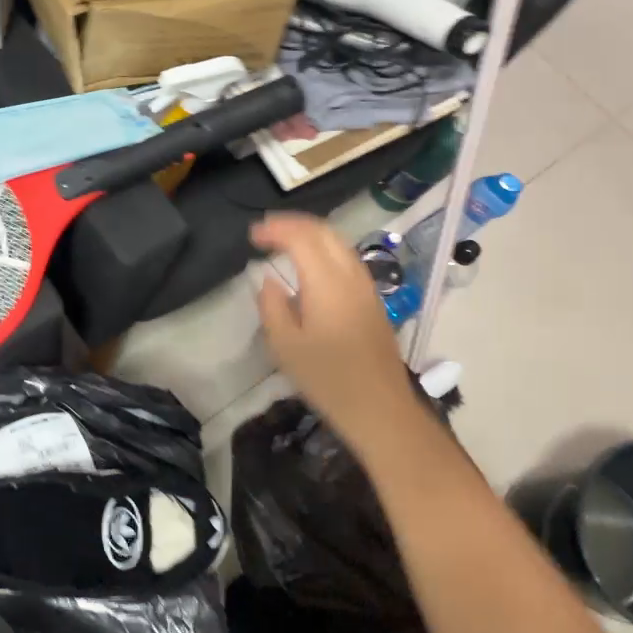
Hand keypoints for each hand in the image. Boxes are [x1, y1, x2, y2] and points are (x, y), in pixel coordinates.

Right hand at [252, 213, 423, 438]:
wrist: (379, 408)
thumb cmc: (327, 379)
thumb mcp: (285, 346)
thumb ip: (272, 307)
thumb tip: (269, 282)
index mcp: (327, 283)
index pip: (301, 238)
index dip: (275, 229)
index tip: (252, 235)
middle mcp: (351, 277)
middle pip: (325, 233)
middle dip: (294, 224)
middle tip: (266, 232)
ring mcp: (366, 289)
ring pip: (340, 244)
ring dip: (312, 236)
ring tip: (285, 243)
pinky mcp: (373, 303)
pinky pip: (348, 260)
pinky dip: (325, 251)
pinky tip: (311, 268)